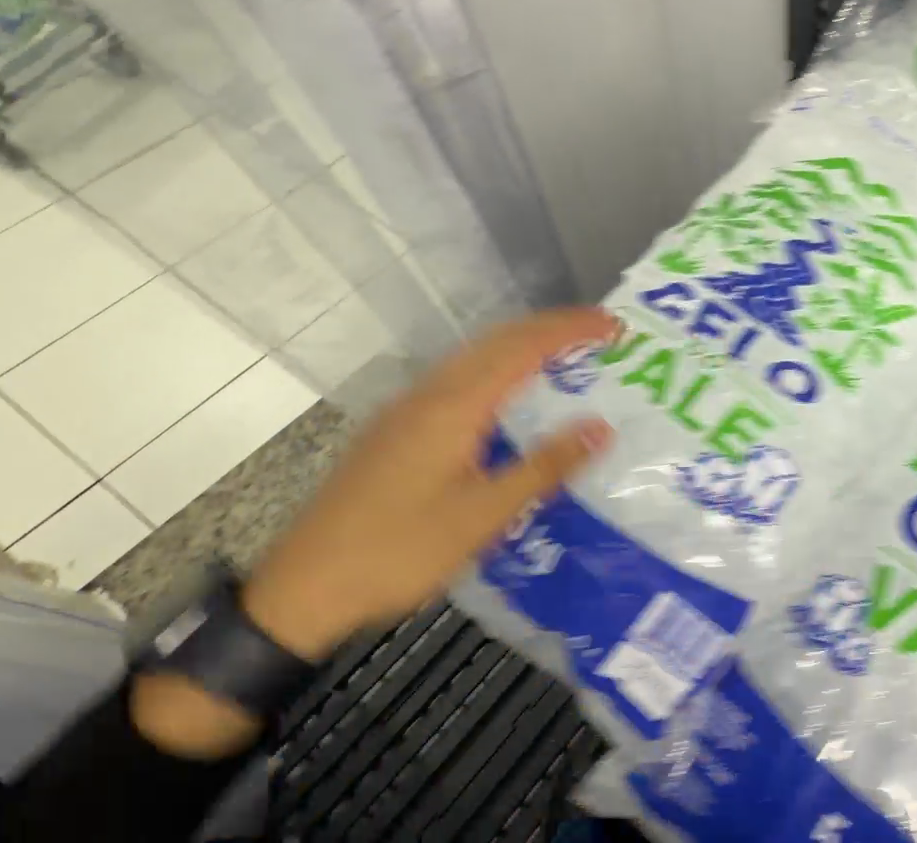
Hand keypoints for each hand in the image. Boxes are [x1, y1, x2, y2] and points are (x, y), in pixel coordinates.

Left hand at [240, 308, 619, 661]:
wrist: (301, 590)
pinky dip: (498, 369)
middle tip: (601, 333)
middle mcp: (429, 395)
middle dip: (552, 328)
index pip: (523, 348)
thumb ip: (545, 466)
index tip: (616, 326)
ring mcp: (406, 412)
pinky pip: (458, 379)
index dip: (571, 330)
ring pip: (474, 358)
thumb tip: (602, 427)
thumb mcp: (484, 515)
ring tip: (568, 357)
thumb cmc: (399, 551)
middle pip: (497, 341)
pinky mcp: (395, 431)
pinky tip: (511, 398)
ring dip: (524, 346)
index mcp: (454, 407)